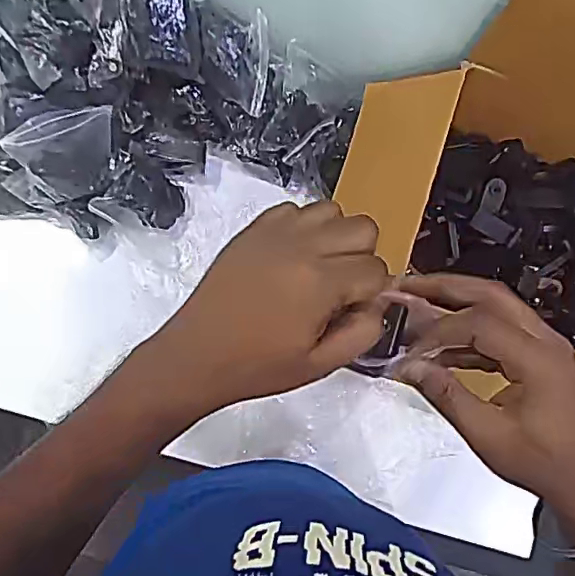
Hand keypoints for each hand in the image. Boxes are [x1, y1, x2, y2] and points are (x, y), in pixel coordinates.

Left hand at [123, 200, 391, 419]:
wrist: (198, 355)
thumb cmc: (258, 365)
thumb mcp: (322, 365)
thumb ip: (363, 333)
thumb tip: (375, 306)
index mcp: (320, 282)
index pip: (377, 268)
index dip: (372, 293)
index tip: (351, 311)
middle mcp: (302, 247)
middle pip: (364, 227)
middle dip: (362, 258)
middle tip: (341, 288)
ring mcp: (276, 232)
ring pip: (333, 211)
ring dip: (336, 238)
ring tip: (319, 269)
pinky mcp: (254, 229)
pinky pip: (297, 209)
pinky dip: (305, 229)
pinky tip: (293, 259)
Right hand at [392, 275, 574, 544]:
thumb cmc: (543, 462)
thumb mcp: (487, 434)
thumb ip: (448, 395)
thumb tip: (413, 368)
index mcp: (538, 359)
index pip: (479, 322)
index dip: (439, 331)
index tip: (412, 349)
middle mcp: (546, 342)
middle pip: (491, 295)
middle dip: (446, 288)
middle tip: (408, 286)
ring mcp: (546, 346)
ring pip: (497, 307)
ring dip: (458, 305)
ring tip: (419, 306)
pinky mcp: (540, 356)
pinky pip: (502, 330)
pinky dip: (471, 331)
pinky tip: (444, 344)